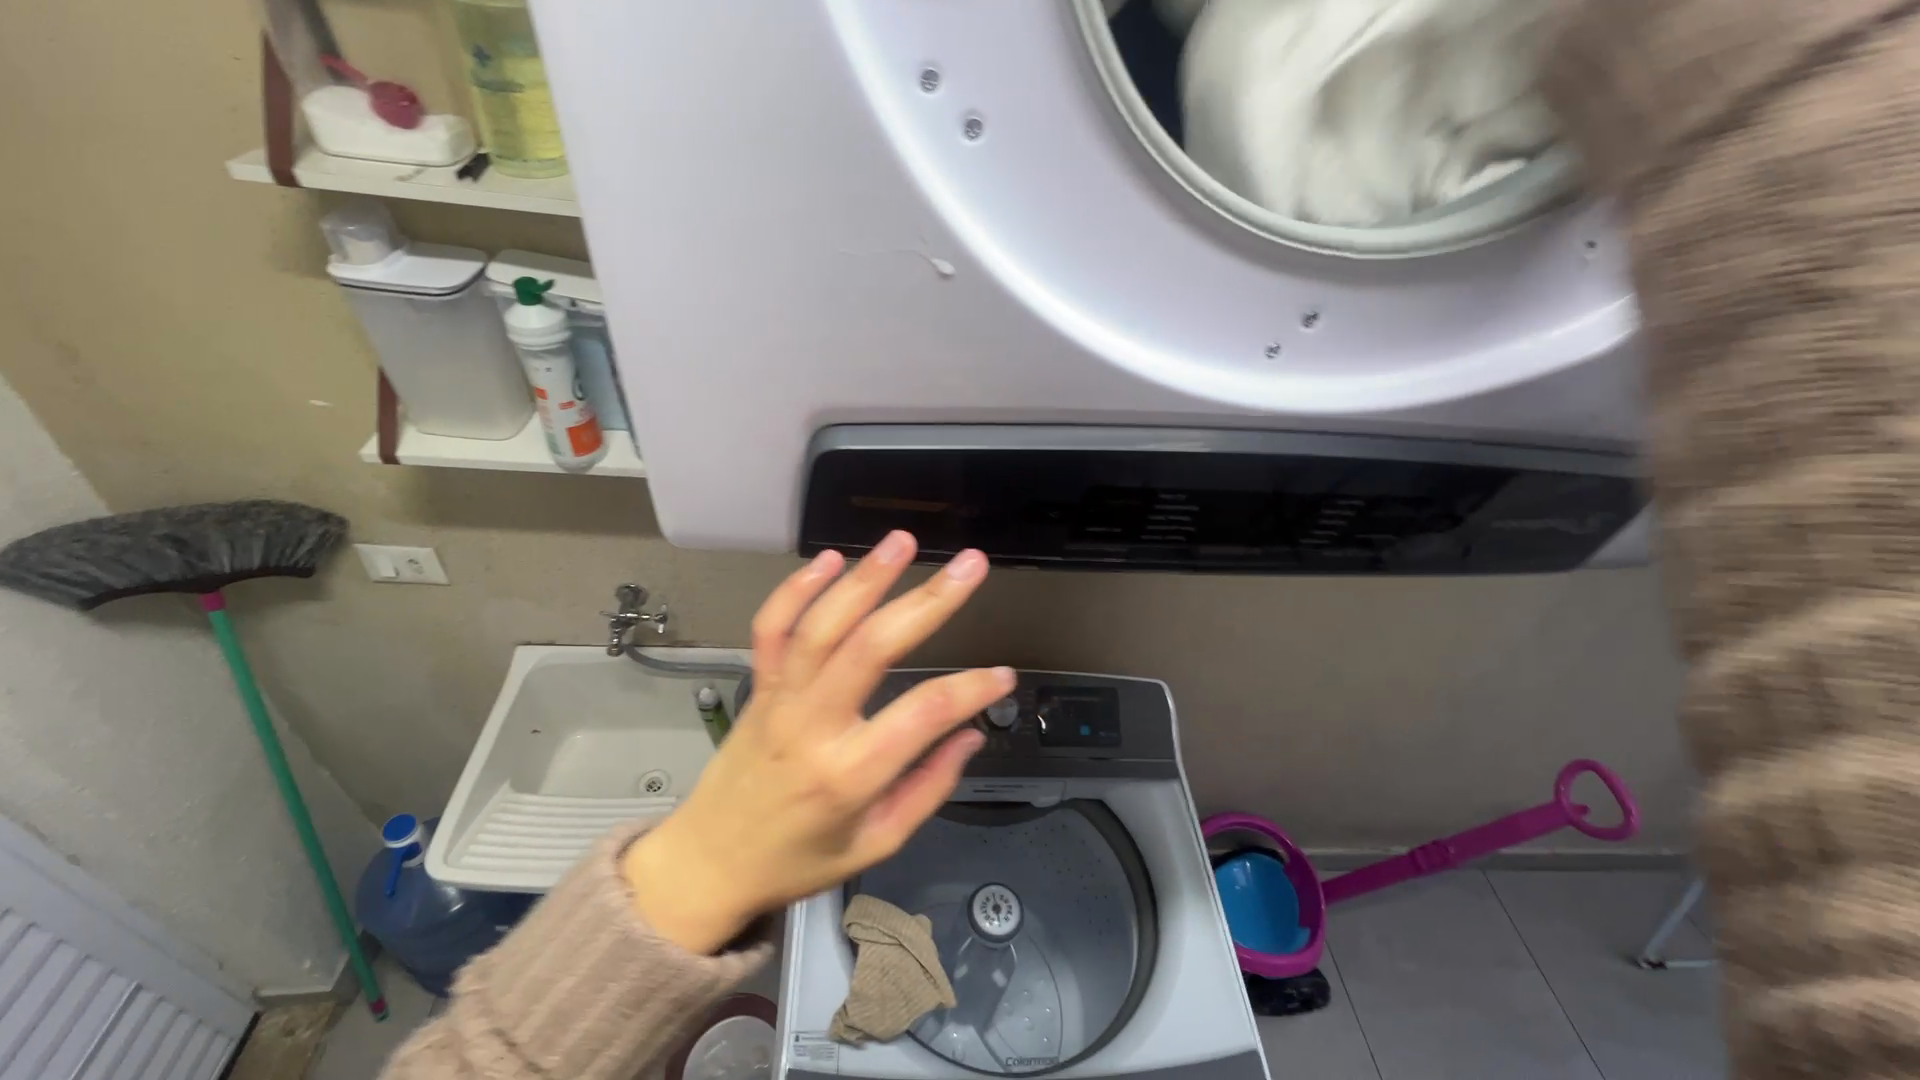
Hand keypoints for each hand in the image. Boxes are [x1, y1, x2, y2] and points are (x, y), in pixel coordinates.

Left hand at [623, 531, 1005, 953]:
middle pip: (872, 648)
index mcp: (850, 774)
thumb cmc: (798, 861)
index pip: (924, 715)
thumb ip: (928, 789)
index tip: (1003, 675)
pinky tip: (830, 559)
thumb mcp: (876, 844)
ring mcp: (780, 698)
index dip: (971, 690)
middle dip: (928, 602)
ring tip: (903, 542)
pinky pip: (772, 629)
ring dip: (865, 578)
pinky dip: (796, 589)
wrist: (709, 862)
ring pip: (822, 626)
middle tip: (969, 566)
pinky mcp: (758, 685)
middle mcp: (814, 725)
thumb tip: (969, 736)